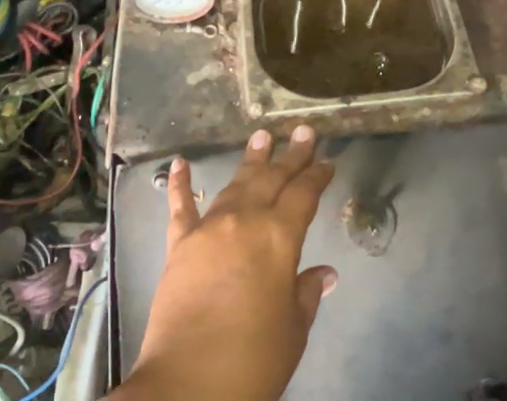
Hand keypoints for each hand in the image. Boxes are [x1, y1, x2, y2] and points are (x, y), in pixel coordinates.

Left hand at [117, 125, 337, 400]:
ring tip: (261, 137)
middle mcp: (244, 221)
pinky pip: (180, 208)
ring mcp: (209, 230)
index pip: (304, 195)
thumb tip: (322, 273)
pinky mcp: (179, 246)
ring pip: (234, 185)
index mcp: (279, 238)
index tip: (327, 159)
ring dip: (250, 161)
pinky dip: (179, 184)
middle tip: (303, 131)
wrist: (188, 381)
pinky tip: (180, 163)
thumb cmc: (253, 357)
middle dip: (290, 155)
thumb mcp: (293, 330)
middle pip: (272, 179)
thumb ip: (304, 293)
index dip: (317, 175)